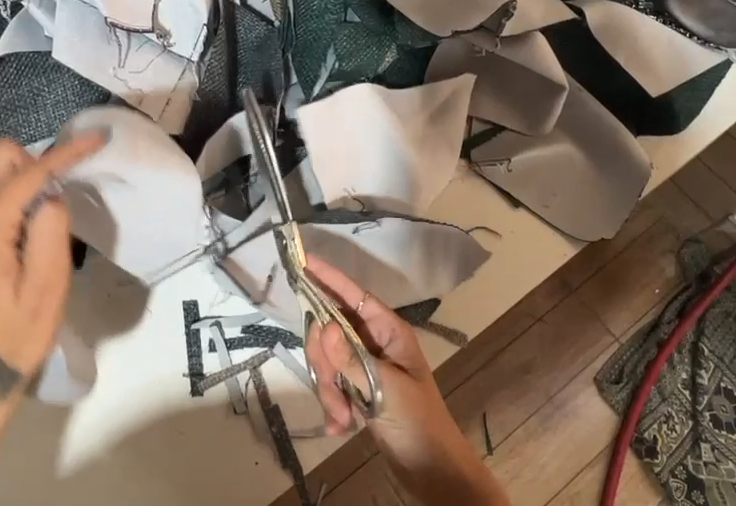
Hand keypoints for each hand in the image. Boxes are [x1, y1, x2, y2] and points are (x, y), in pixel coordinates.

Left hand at [0, 131, 105, 505]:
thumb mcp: (49, 288)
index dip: (66, 152)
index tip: (95, 138)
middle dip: (34, 163)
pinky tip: (11, 231)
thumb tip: (48, 194)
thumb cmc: (15, 338)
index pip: (30, 172)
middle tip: (56, 197)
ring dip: (14, 181)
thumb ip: (52, 228)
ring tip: (34, 222)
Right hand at [302, 254, 449, 442]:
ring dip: (328, 390)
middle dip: (325, 361)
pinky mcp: (356, 391)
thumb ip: (350, 359)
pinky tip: (340, 427)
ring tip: (342, 419)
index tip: (302, 261)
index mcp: (388, 331)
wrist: (432, 474)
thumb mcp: (385, 389)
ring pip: (326, 360)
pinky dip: (332, 405)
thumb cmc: (419, 423)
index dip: (328, 278)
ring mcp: (363, 367)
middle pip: (330, 330)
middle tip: (331, 387)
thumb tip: (323, 325)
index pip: (353, 295)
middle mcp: (373, 342)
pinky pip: (330, 384)